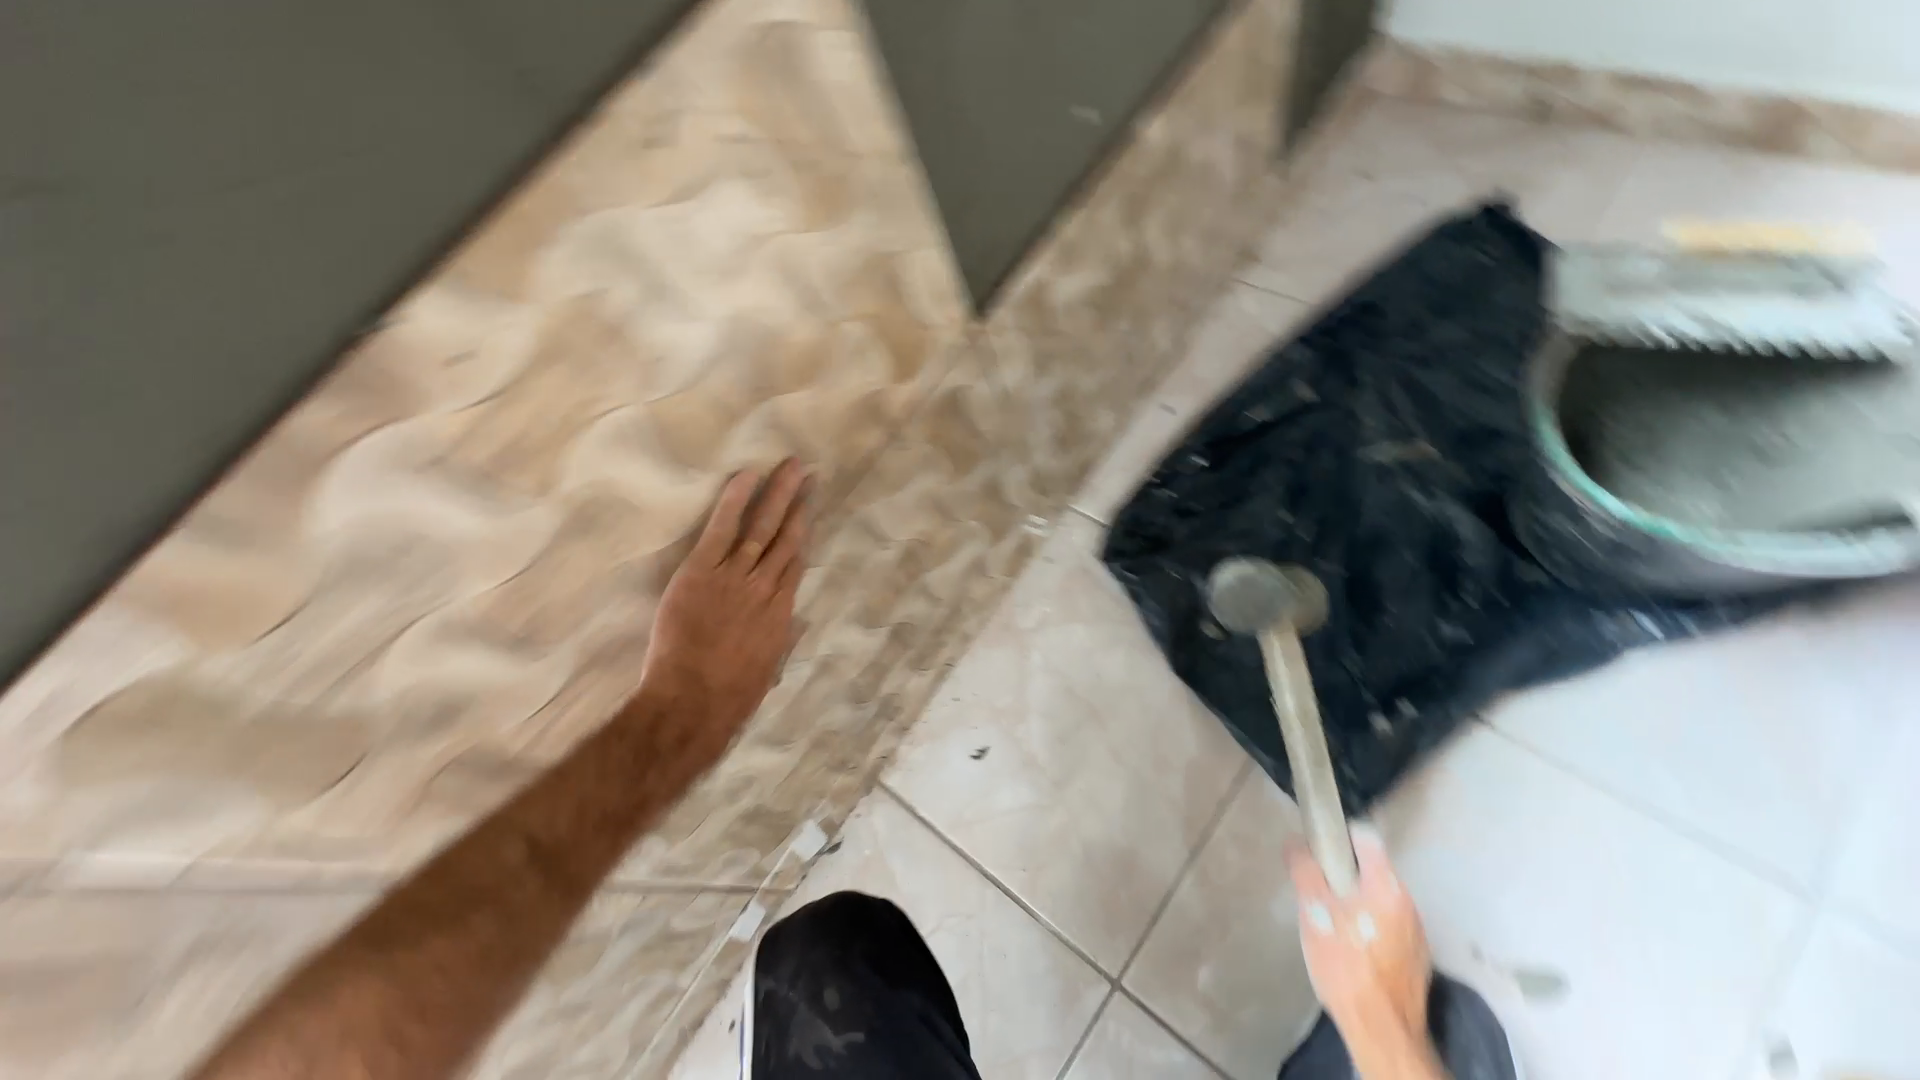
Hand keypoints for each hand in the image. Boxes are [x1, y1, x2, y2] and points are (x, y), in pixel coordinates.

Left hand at [640, 459, 812, 743]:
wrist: (695, 701)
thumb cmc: (731, 695)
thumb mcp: (769, 669)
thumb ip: (781, 640)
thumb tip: (793, 623)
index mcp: (781, 612)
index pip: (796, 563)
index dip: (805, 534)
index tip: (810, 511)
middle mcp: (765, 587)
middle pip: (788, 537)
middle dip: (799, 502)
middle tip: (808, 472)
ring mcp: (736, 576)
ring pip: (763, 527)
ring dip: (778, 493)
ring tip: (789, 466)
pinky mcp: (704, 571)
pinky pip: (722, 528)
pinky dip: (735, 500)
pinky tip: (746, 476)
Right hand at [1288, 826, 1435, 1072]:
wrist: (1381, 1030)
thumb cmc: (1345, 965)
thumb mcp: (1313, 912)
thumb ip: (1305, 872)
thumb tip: (1296, 842)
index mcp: (1386, 885)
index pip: (1365, 836)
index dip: (1338, 834)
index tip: (1316, 847)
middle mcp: (1408, 902)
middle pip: (1370, 870)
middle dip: (1342, 875)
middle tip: (1315, 893)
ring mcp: (1417, 932)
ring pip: (1378, 900)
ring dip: (1355, 903)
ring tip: (1329, 925)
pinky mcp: (1417, 959)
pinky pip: (1388, 927)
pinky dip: (1368, 928)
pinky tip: (1350, 951)